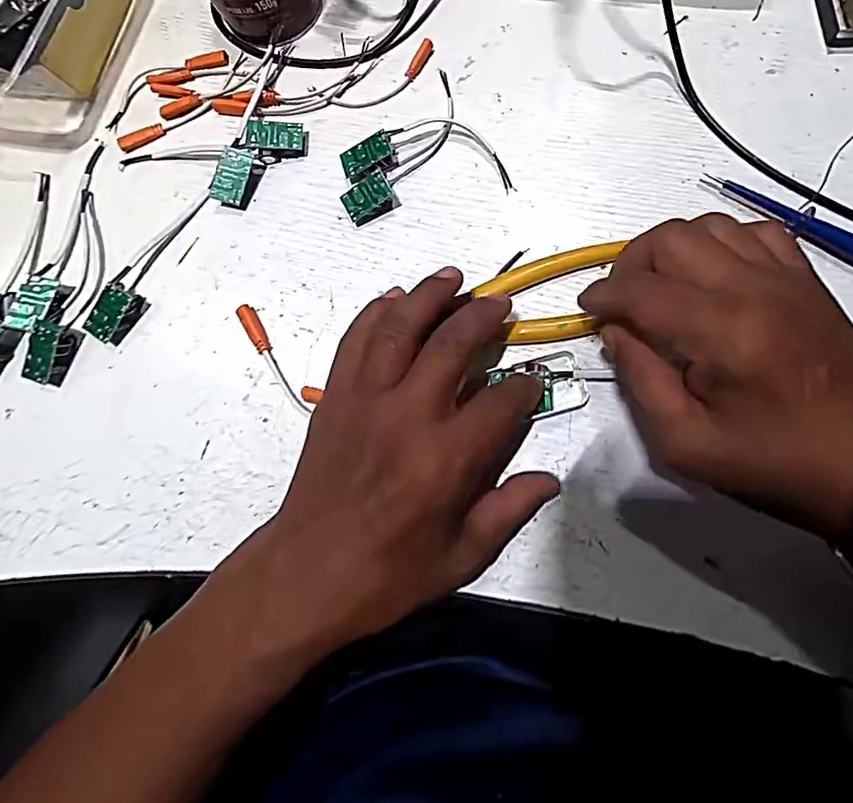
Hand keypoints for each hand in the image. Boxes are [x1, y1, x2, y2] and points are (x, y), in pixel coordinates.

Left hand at [222, 267, 558, 656]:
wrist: (303, 576)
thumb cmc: (385, 575)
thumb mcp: (460, 557)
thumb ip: (508, 511)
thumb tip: (548, 478)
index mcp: (444, 459)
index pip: (500, 401)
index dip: (524, 387)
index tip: (530, 384)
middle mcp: (406, 417)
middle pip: (451, 345)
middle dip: (482, 317)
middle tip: (500, 305)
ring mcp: (364, 401)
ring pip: (399, 329)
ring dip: (428, 296)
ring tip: (452, 276)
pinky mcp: (335, 398)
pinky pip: (354, 342)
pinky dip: (374, 313)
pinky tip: (393, 299)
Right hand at [578, 216, 852, 566]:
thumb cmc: (779, 465)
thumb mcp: (687, 445)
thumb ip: (641, 382)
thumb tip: (617, 334)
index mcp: (723, 331)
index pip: (641, 289)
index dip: (603, 295)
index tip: (589, 310)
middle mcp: (754, 289)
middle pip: (670, 239)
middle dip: (631, 263)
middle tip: (622, 299)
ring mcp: (786, 279)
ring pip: (710, 225)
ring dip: (674, 248)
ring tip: (663, 284)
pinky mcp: (808, 282)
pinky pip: (757, 232)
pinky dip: (723, 241)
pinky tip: (716, 273)